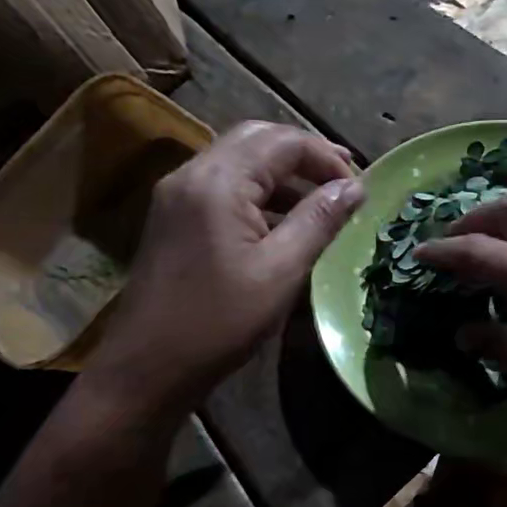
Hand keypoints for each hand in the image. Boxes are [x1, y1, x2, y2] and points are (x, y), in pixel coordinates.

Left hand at [92, 121, 363, 398]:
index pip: (281, 141)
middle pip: (256, 139)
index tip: (358, 188)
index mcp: (218, 182)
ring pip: (239, 160)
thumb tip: (355, 187)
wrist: (147, 367)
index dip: (326, 156)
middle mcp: (192, 175)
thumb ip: (318, 221)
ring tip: (323, 199)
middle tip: (344, 180)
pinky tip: (285, 221)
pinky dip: (260, 193)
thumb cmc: (219, 322)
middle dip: (304, 155)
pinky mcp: (175, 218)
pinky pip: (224, 186)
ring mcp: (178, 195)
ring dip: (282, 173)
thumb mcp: (280, 272)